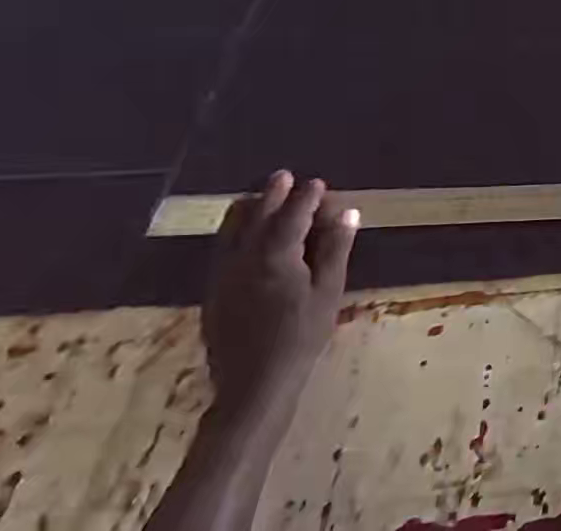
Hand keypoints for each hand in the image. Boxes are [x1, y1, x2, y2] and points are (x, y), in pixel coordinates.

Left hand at [201, 171, 358, 422]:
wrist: (253, 385)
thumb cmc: (301, 336)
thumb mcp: (328, 292)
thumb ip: (336, 249)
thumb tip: (347, 213)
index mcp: (276, 255)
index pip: (293, 215)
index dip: (307, 196)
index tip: (318, 183)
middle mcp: (244, 258)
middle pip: (257, 216)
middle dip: (273, 194)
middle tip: (284, 176)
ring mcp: (223, 275)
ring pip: (231, 230)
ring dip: (248, 210)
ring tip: (258, 197)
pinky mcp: (213, 292)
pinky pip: (221, 249)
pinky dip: (234, 232)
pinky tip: (241, 235)